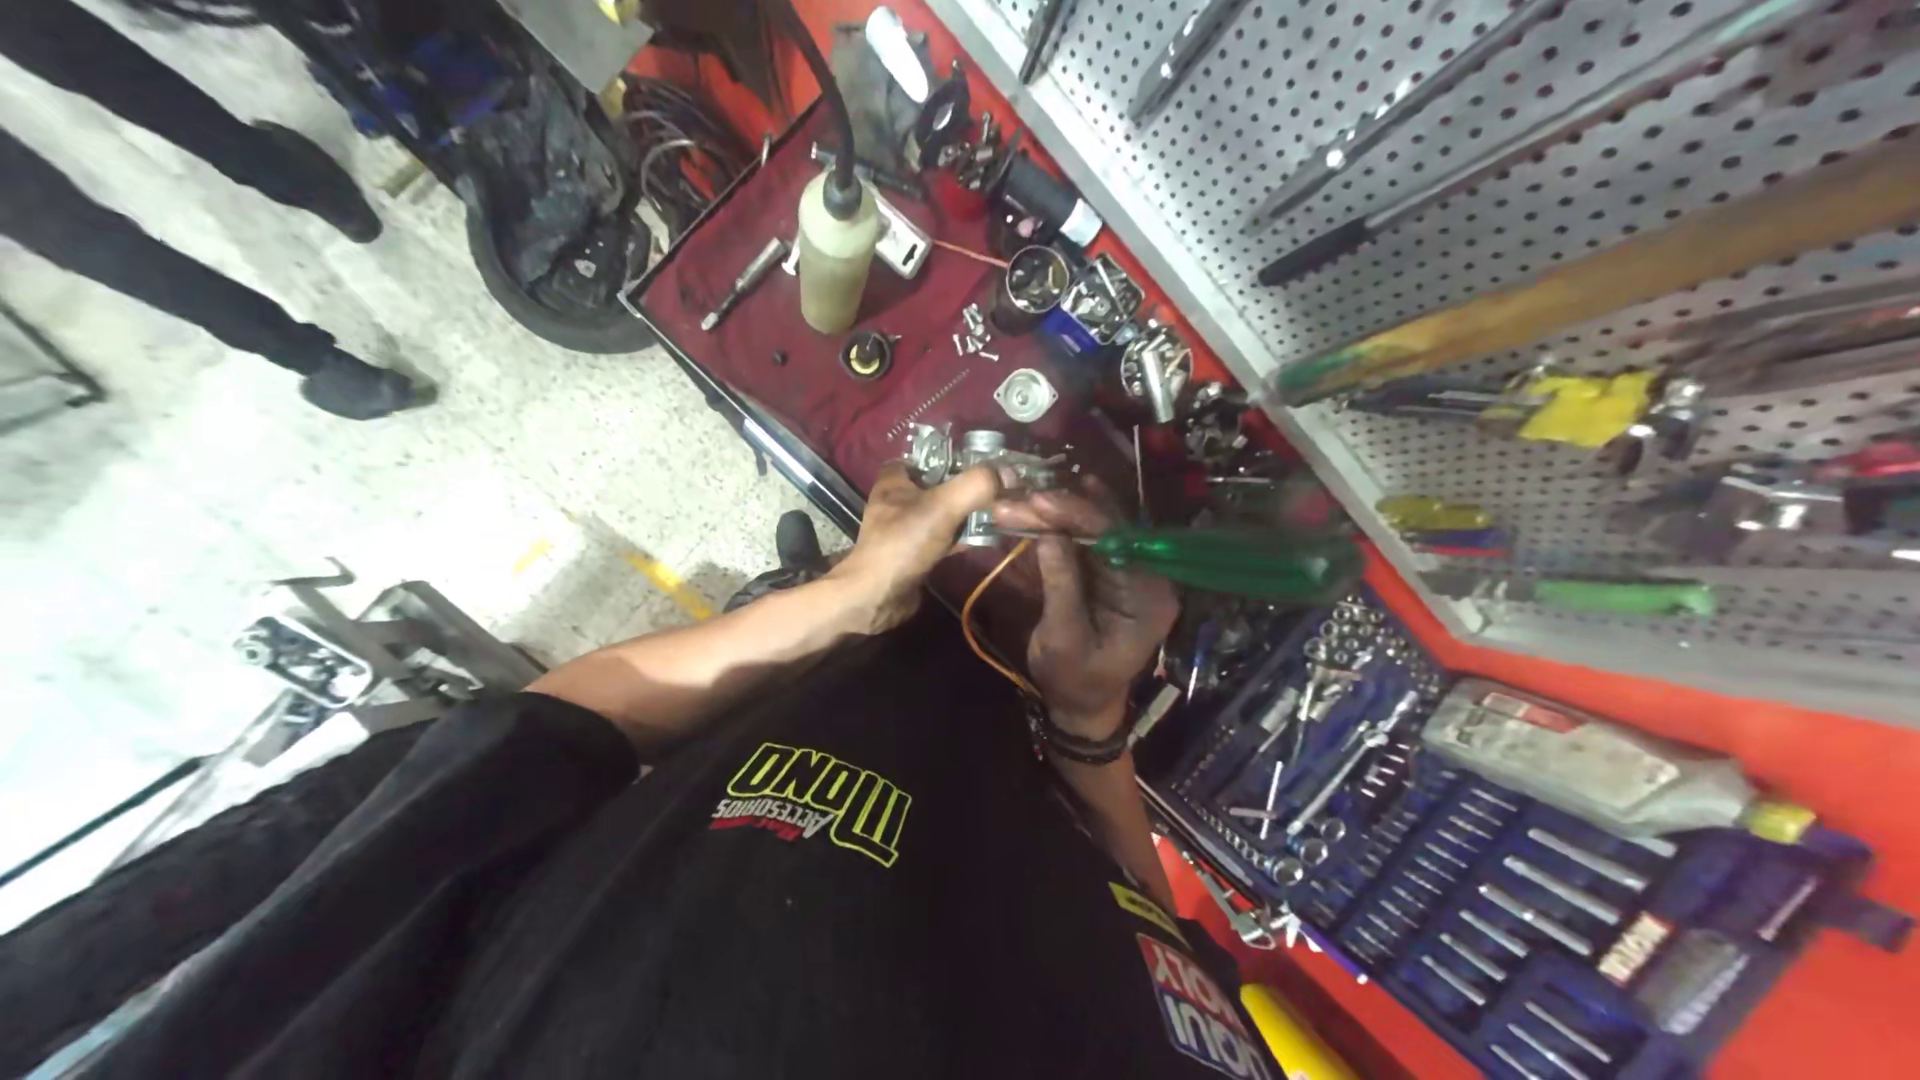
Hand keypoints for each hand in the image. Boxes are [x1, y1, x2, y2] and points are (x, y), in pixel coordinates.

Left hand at [827, 462, 998, 633]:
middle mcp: (898, 502)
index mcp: (895, 481)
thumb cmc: (903, 542)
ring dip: (969, 515)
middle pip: (939, 487)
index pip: (923, 458)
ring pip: (944, 514)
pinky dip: (962, 538)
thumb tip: (1009, 473)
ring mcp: (906, 530)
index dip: (950, 459)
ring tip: (999, 514)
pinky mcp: (914, 555)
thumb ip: (976, 485)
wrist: (877, 596)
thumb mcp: (942, 506)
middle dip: (967, 490)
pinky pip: (944, 539)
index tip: (977, 467)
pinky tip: (985, 539)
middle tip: (997, 493)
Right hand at [993, 486, 1178, 738]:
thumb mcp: (1065, 638)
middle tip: (1020, 500)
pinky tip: (1053, 500)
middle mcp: (1146, 576)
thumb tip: (1048, 534)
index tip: (1039, 501)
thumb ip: (1061, 584)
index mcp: (1148, 596)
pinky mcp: (1109, 573)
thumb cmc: (1077, 680)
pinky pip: (1089, 541)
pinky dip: (1067, 523)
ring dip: (1057, 515)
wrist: (1082, 704)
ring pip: (1095, 530)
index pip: (1117, 542)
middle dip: (1061, 512)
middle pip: (1107, 529)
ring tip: (1022, 501)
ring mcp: (1128, 573)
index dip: (1079, 516)